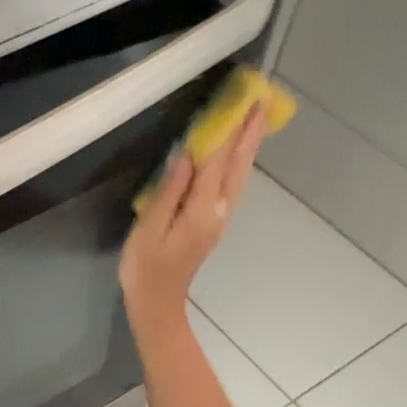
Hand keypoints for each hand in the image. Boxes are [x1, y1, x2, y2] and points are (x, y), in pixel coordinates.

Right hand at [119, 102, 266, 339]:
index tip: (243, 102)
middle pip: (237, 166)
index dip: (229, 130)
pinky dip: (237, 164)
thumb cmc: (144, 269)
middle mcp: (217, 212)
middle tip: (262, 102)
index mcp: (201, 211)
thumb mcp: (149, 229)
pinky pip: (231, 186)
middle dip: (249, 133)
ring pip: (239, 177)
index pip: (217, 161)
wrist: (157, 305)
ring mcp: (218, 220)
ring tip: (256, 120)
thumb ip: (169, 192)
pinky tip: (237, 155)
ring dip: (248, 147)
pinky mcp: (212, 225)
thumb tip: (187, 156)